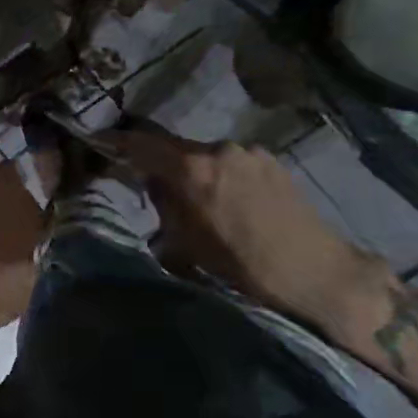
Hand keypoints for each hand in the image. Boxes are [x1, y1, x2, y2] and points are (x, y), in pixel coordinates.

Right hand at [106, 129, 394, 338]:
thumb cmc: (244, 267)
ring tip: (191, 194)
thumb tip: (152, 185)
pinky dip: (216, 172)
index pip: (141, 143)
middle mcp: (219, 148)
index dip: (115, 141)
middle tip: (144, 177)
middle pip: (173, 146)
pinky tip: (224, 197)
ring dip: (190, 168)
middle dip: (155, 159)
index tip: (97, 140)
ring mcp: (249, 152)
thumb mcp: (186, 243)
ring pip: (202, 154)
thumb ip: (163, 205)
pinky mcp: (271, 162)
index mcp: (193, 168)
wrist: (320, 277)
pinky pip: (228, 161)